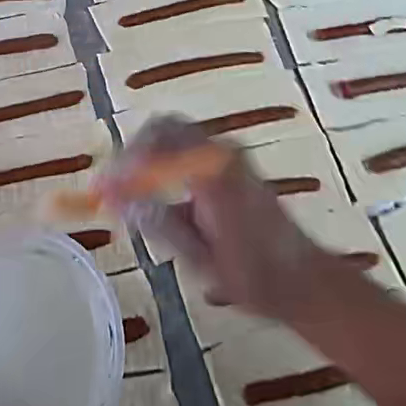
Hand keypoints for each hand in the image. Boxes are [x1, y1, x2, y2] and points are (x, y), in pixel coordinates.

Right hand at [103, 116, 349, 324]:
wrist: (304, 278)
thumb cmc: (255, 276)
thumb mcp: (200, 257)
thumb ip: (158, 221)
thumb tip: (115, 198)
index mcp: (213, 170)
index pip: (156, 143)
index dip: (123, 163)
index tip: (101, 188)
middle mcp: (222, 151)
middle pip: (164, 128)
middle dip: (132, 152)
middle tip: (112, 187)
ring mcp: (230, 153)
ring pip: (175, 134)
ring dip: (147, 156)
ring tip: (128, 193)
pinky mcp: (232, 163)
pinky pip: (188, 147)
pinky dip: (164, 162)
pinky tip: (155, 195)